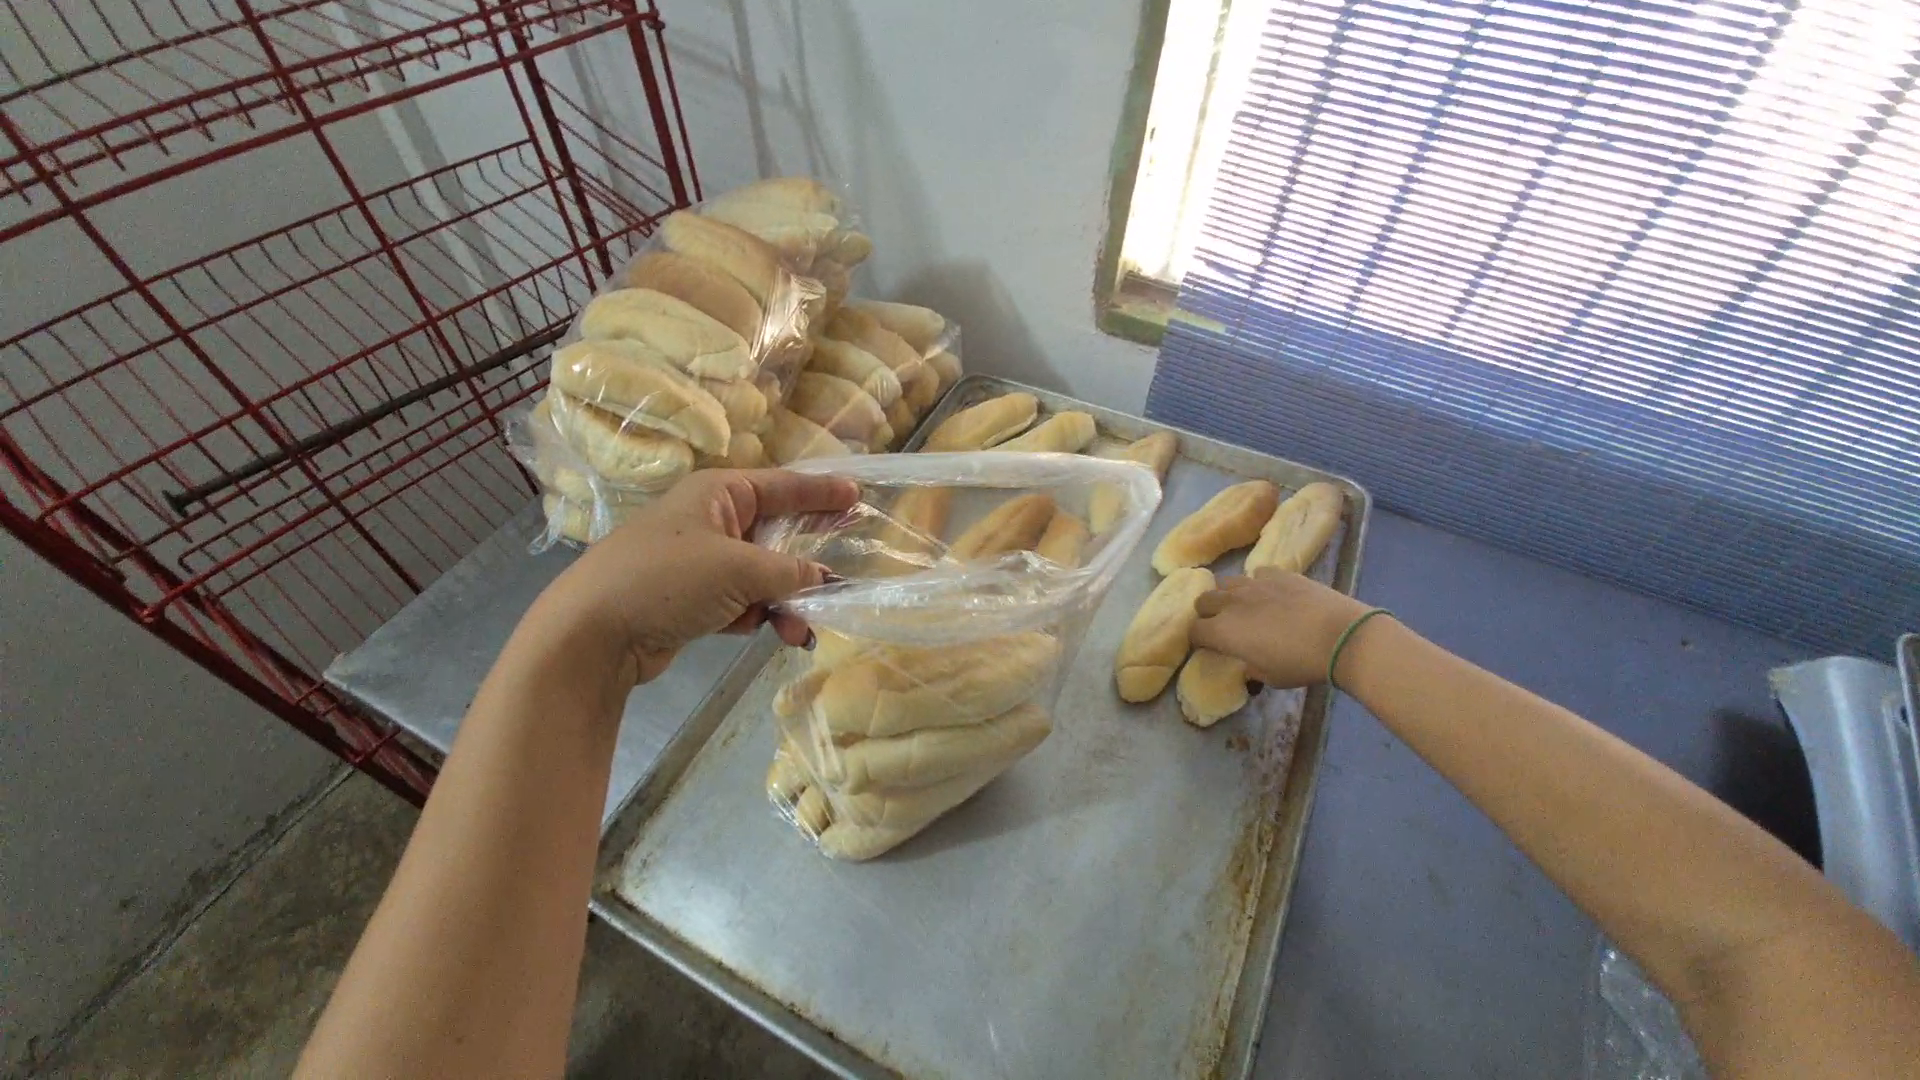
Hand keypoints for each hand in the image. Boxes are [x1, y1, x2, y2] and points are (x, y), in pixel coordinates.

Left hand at [534, 469, 859, 685]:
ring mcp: (701, 562)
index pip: (784, 486)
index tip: (859, 496)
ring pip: (764, 574)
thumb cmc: (666, 580)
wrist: (591, 633)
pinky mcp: (694, 599)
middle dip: (808, 561)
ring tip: (801, 630)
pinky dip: (762, 616)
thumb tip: (824, 581)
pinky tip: (778, 635)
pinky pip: (744, 601)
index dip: (823, 493)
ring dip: (787, 600)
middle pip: (777, 533)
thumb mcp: (738, 569)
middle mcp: (712, 521)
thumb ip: (789, 573)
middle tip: (844, 572)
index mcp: (719, 493)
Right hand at [1190, 571, 1371, 687]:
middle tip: (1224, 624)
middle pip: (1203, 600)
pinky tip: (1272, 594)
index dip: (1199, 640)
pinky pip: (1256, 574)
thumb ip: (1250, 667)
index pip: (1194, 631)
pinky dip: (1258, 584)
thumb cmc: (1302, 663)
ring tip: (1244, 606)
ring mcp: (1253, 584)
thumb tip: (1247, 662)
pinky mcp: (1277, 573)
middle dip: (1208, 612)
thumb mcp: (1270, 677)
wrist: (1341, 635)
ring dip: (1229, 595)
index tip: (1210, 646)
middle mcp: (1231, 603)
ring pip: (1226, 583)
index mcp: (1223, 632)